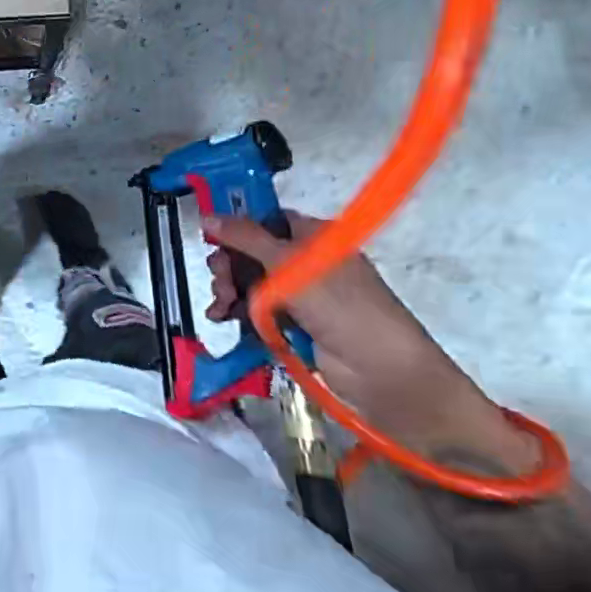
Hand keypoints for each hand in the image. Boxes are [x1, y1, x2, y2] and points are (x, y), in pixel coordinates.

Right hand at [202, 212, 537, 469]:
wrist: (383, 374)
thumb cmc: (342, 306)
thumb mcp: (290, 264)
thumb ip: (245, 238)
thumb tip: (206, 217)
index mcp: (313, 237)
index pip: (266, 220)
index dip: (237, 226)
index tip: (210, 237)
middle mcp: (306, 261)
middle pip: (252, 252)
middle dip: (229, 264)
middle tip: (218, 279)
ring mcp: (300, 295)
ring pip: (250, 283)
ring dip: (228, 290)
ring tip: (220, 307)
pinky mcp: (293, 325)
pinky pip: (256, 311)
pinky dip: (237, 312)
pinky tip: (222, 318)